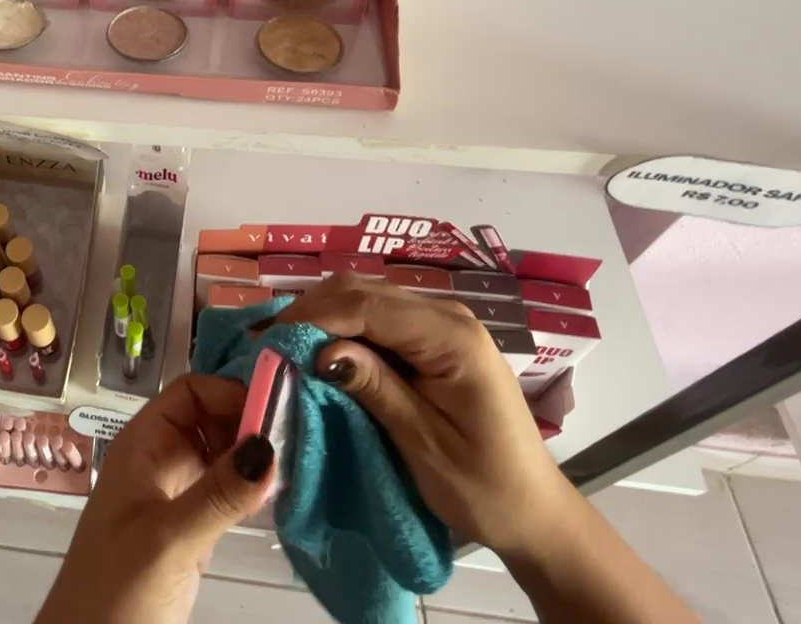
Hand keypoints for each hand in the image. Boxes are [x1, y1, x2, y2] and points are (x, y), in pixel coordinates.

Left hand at [37, 374, 275, 623]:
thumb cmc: (115, 590)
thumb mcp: (168, 537)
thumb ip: (218, 494)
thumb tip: (270, 446)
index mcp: (142, 444)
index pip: (190, 393)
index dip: (231, 393)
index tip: (278, 411)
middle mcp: (159, 459)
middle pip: (209, 417)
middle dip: (250, 421)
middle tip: (300, 438)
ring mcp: (174, 494)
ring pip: (220, 453)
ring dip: (254, 453)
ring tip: (299, 460)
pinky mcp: (190, 528)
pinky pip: (224, 489)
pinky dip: (250, 486)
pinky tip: (279, 494)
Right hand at [275, 274, 578, 555]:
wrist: (532, 510)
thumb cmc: (483, 487)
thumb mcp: (424, 444)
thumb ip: (375, 388)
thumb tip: (320, 350)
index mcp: (453, 338)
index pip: (368, 306)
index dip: (314, 317)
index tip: (270, 341)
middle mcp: (447, 314)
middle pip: (362, 289)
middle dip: (311, 311)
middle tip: (268, 344)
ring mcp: (439, 321)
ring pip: (363, 294)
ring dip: (321, 314)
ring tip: (284, 345)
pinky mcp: (428, 335)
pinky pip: (374, 313)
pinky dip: (339, 324)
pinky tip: (316, 346)